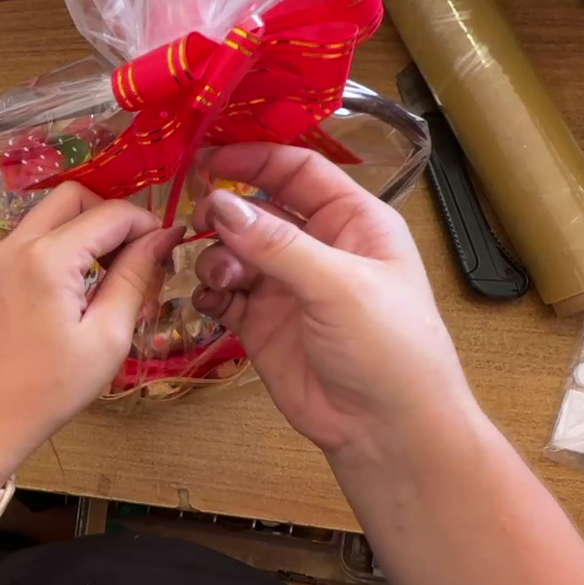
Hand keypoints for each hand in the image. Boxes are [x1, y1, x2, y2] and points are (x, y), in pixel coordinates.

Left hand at [0, 183, 178, 485]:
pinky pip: (27, 241)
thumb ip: (135, 276)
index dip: (146, 225)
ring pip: (46, 216)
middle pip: (72, 197)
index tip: (165, 251)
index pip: (110, 213)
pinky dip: (56, 247)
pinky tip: (72, 287)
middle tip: (131, 256)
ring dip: (81, 230)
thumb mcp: (108, 335)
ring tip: (106, 275)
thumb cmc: (53, 387)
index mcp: (47, 258)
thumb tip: (163, 235)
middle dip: (109, 216)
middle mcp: (14, 246)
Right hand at [189, 143, 481, 464]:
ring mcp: (282, 287)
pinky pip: (219, 296)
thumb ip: (275, 245)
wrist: (380, 425)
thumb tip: (218, 205)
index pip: (298, 172)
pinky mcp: (257, 323)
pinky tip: (209, 304)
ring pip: (231, 254)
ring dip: (215, 261)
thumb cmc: (386, 347)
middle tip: (197, 223)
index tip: (205, 159)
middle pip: (255, 212)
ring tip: (220, 284)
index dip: (253, 160)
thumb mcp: (337, 285)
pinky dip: (207, 295)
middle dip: (224, 215)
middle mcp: (314, 248)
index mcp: (352, 222)